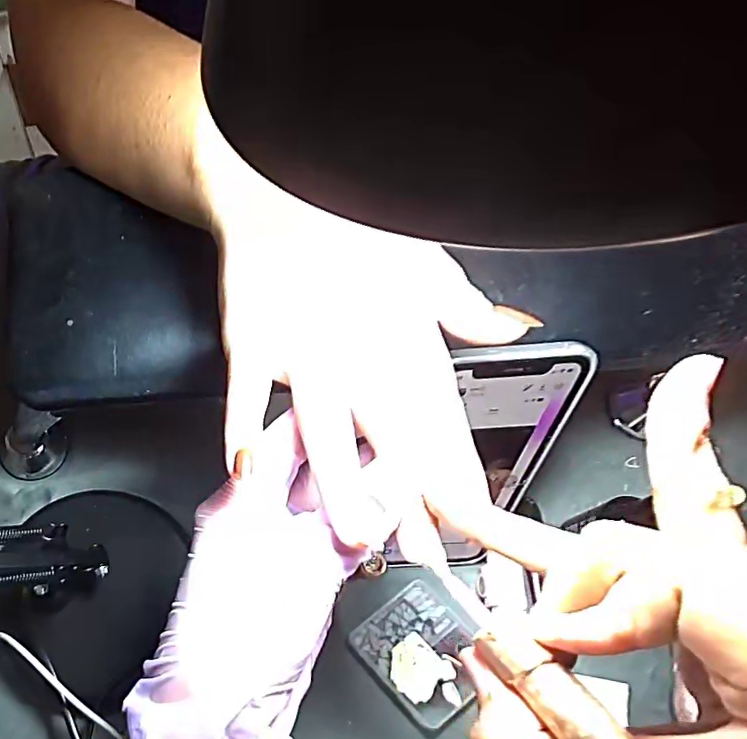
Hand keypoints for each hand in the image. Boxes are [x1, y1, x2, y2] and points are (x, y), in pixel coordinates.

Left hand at [124, 412, 390, 738]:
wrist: (220, 704)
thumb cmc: (235, 639)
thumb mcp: (300, 572)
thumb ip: (350, 525)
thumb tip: (388, 483)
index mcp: (238, 502)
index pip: (286, 439)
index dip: (328, 417)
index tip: (366, 404)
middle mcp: (254, 520)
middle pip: (312, 470)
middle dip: (356, 453)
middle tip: (402, 438)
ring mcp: (275, 551)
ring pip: (327, 506)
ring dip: (365, 494)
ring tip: (408, 479)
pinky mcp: (294, 581)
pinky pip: (333, 543)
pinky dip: (361, 534)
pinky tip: (389, 528)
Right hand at [193, 112, 537, 554]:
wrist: (284, 178)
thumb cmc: (354, 224)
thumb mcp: (424, 263)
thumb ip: (461, 307)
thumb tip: (504, 328)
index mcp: (404, 341)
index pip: (437, 424)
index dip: (455, 477)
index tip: (471, 525)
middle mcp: (360, 353)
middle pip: (391, 438)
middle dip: (412, 501)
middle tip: (426, 552)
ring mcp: (306, 348)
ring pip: (326, 425)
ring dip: (339, 481)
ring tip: (351, 531)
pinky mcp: (254, 338)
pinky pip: (247, 391)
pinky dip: (242, 428)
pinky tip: (244, 470)